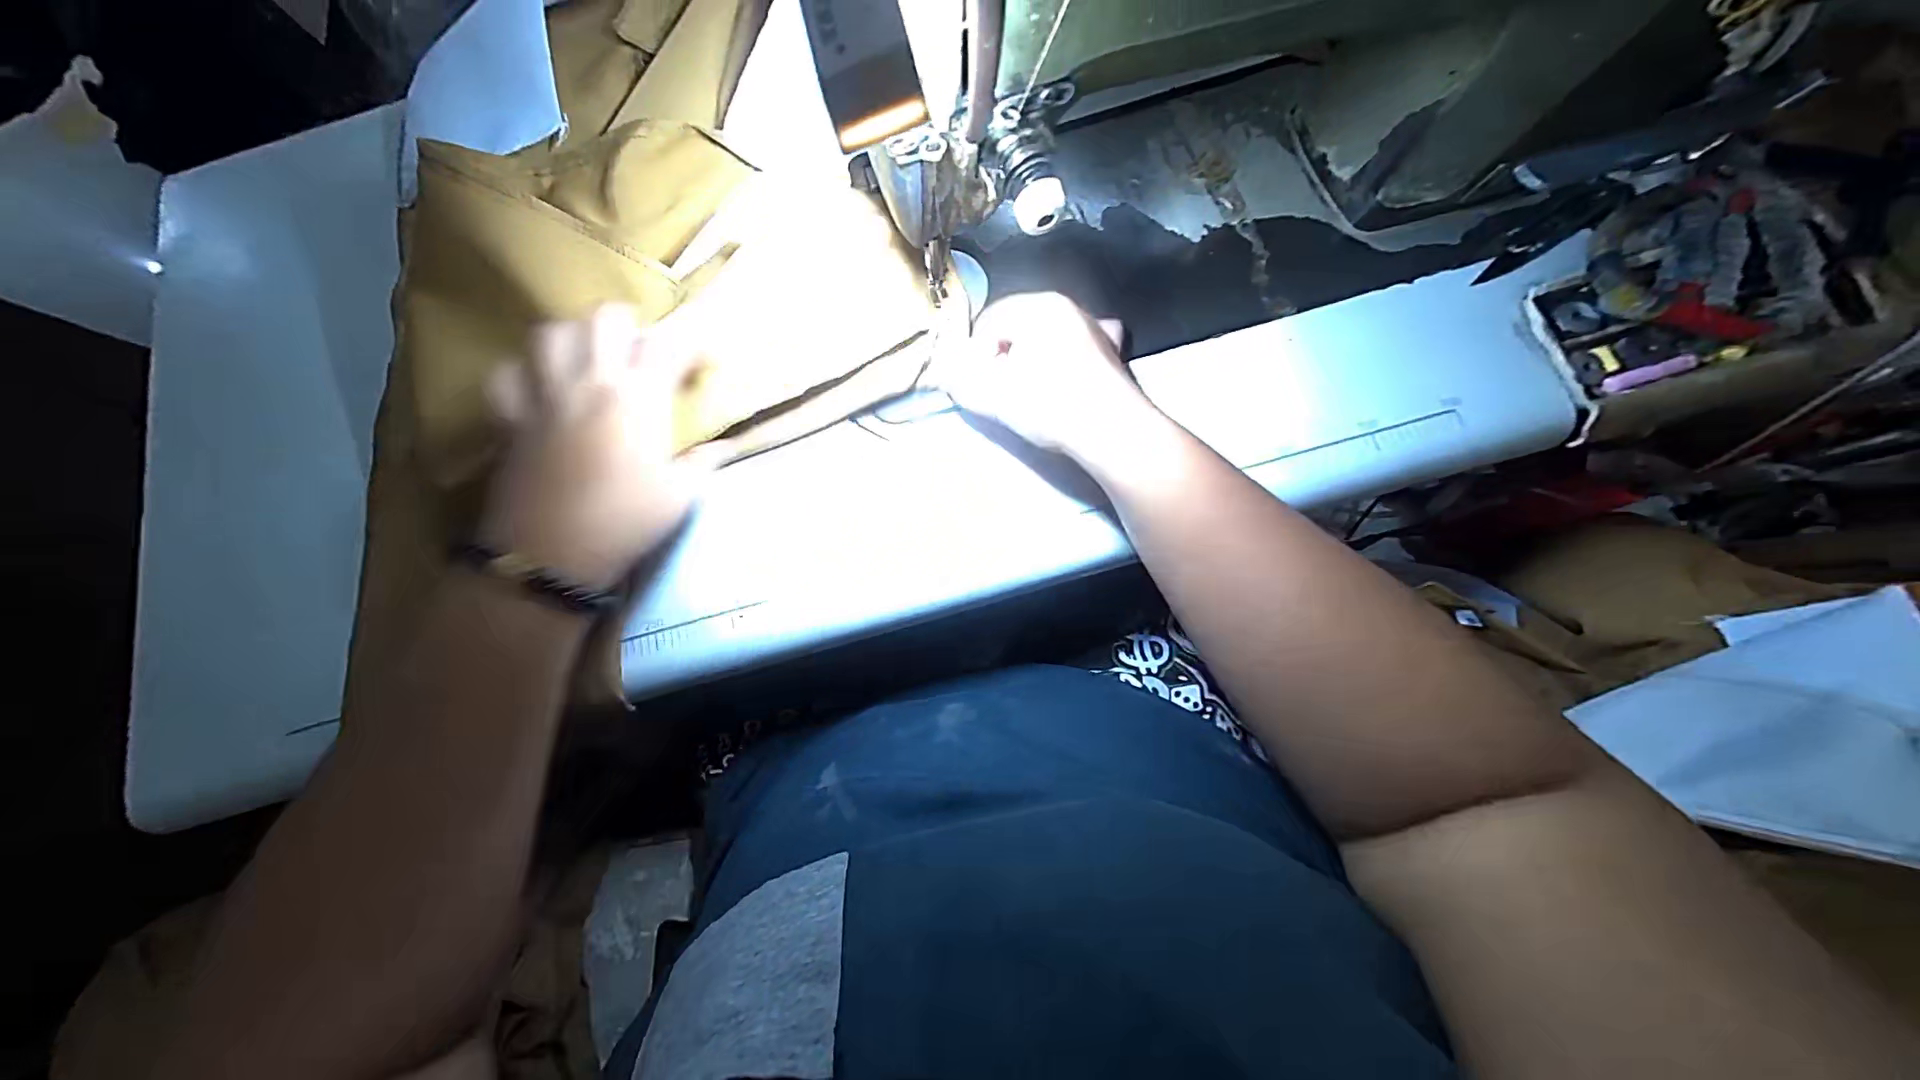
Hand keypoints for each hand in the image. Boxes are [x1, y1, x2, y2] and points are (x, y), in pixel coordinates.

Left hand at [478, 304, 719, 589]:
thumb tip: (726, 447)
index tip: (705, 364)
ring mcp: (546, 395)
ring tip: (592, 360)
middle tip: (643, 354)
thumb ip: (703, 462)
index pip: (670, 344)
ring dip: (575, 337)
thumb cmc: (626, 521)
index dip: (694, 345)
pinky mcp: (512, 416)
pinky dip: (525, 373)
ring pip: (551, 333)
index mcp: (639, 398)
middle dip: (630, 327)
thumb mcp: (681, 495)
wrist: (552, 554)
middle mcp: (591, 382)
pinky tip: (542, 388)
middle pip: (605, 319)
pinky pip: (508, 375)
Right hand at [943, 292, 1156, 462]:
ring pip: (1046, 338)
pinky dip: (1063, 362)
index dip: (975, 355)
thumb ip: (959, 380)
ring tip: (1031, 394)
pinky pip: (1075, 350)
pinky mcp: (1112, 353)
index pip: (988, 321)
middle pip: (1018, 327)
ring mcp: (1095, 328)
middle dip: (1003, 356)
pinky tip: (1063, 382)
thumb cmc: (1050, 407)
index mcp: (1038, 306)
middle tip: (1002, 392)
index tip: (978, 385)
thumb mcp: (992, 395)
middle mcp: (1069, 307)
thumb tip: (946, 371)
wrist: (1115, 433)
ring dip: (1032, 360)